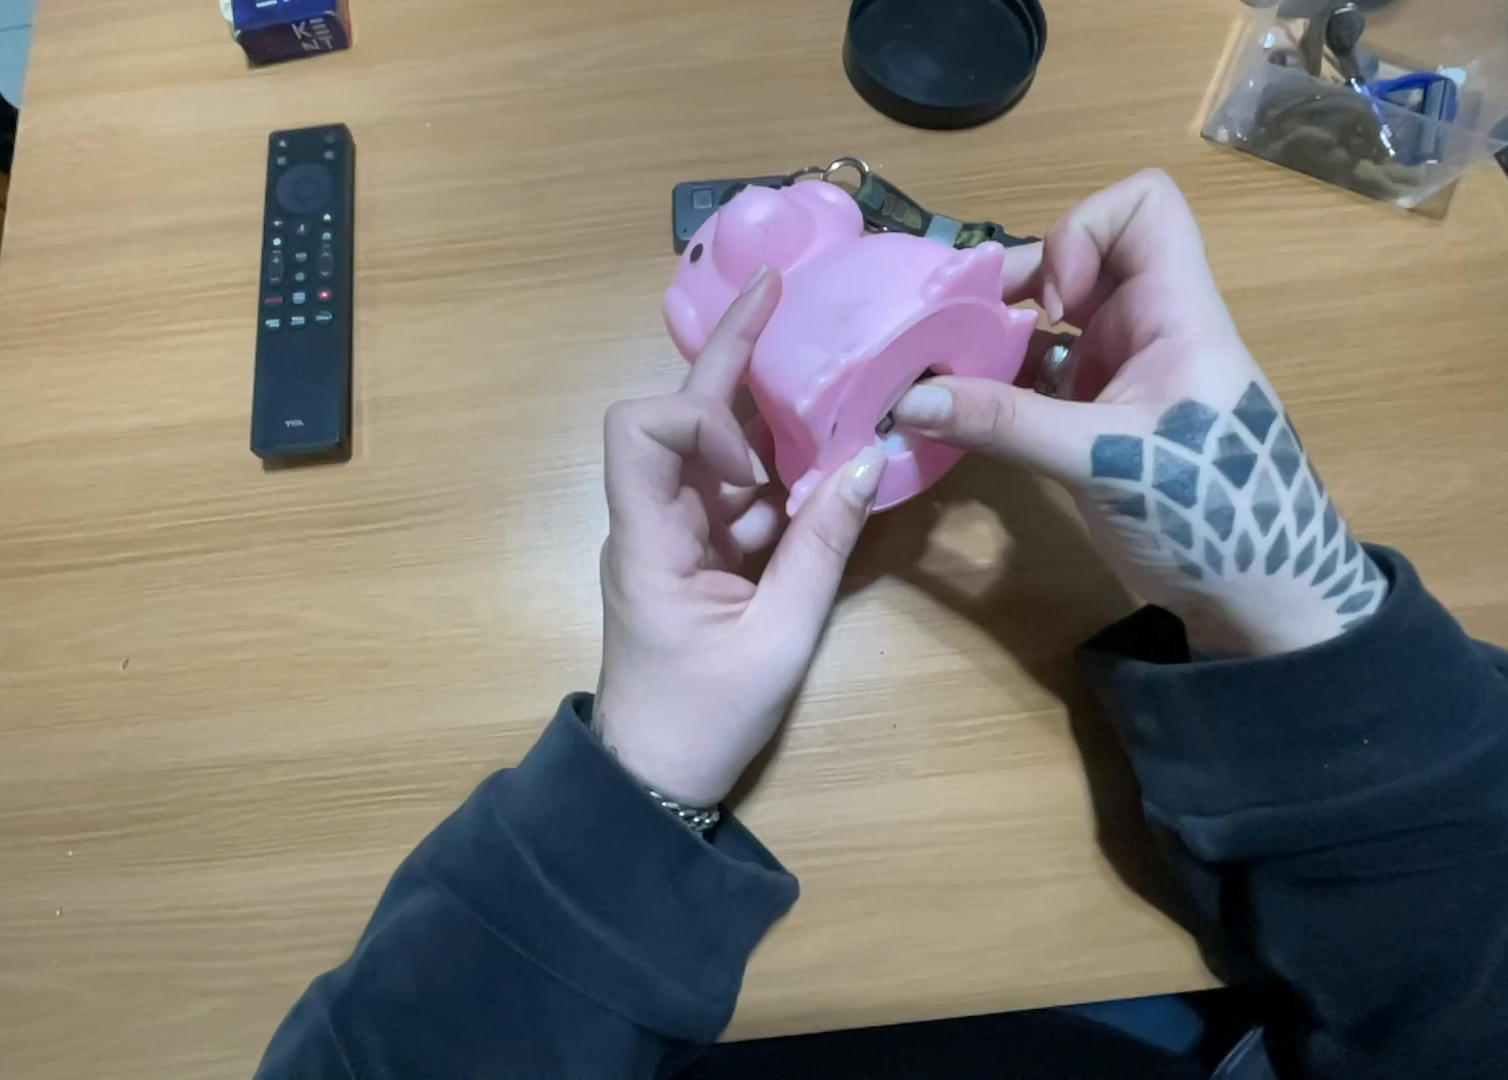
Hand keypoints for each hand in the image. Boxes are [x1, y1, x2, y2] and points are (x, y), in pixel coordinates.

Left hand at [595, 267, 886, 805]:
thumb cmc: (703, 717)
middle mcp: (651, 520)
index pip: (638, 428)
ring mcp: (673, 534)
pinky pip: (735, 496)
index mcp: (647, 539)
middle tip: (777, 291)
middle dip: (729, 357)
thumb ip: (821, 550)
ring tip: (827, 381)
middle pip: (678, 417)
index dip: (698, 417)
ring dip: (765, 420)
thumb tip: (869, 463)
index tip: (754, 464)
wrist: (654, 774)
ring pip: (711, 452)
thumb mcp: (778, 639)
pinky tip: (825, 467)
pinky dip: (778, 479)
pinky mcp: (695, 553)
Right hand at [891, 170, 1385, 655]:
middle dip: (1007, 288)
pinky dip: (991, 385)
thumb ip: (1004, 424)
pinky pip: (1032, 377)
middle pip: (1073, 260)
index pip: (1141, 208)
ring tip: (935, 373)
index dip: (1081, 233)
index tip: (1048, 304)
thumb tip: (907, 400)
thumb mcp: (1102, 460)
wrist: (1251, 594)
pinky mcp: (1091, 415)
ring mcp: (1114, 373)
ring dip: (989, 339)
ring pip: (1045, 322)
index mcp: (1173, 314)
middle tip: (948, 335)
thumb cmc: (1208, 511)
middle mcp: (1142, 328)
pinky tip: (954, 411)